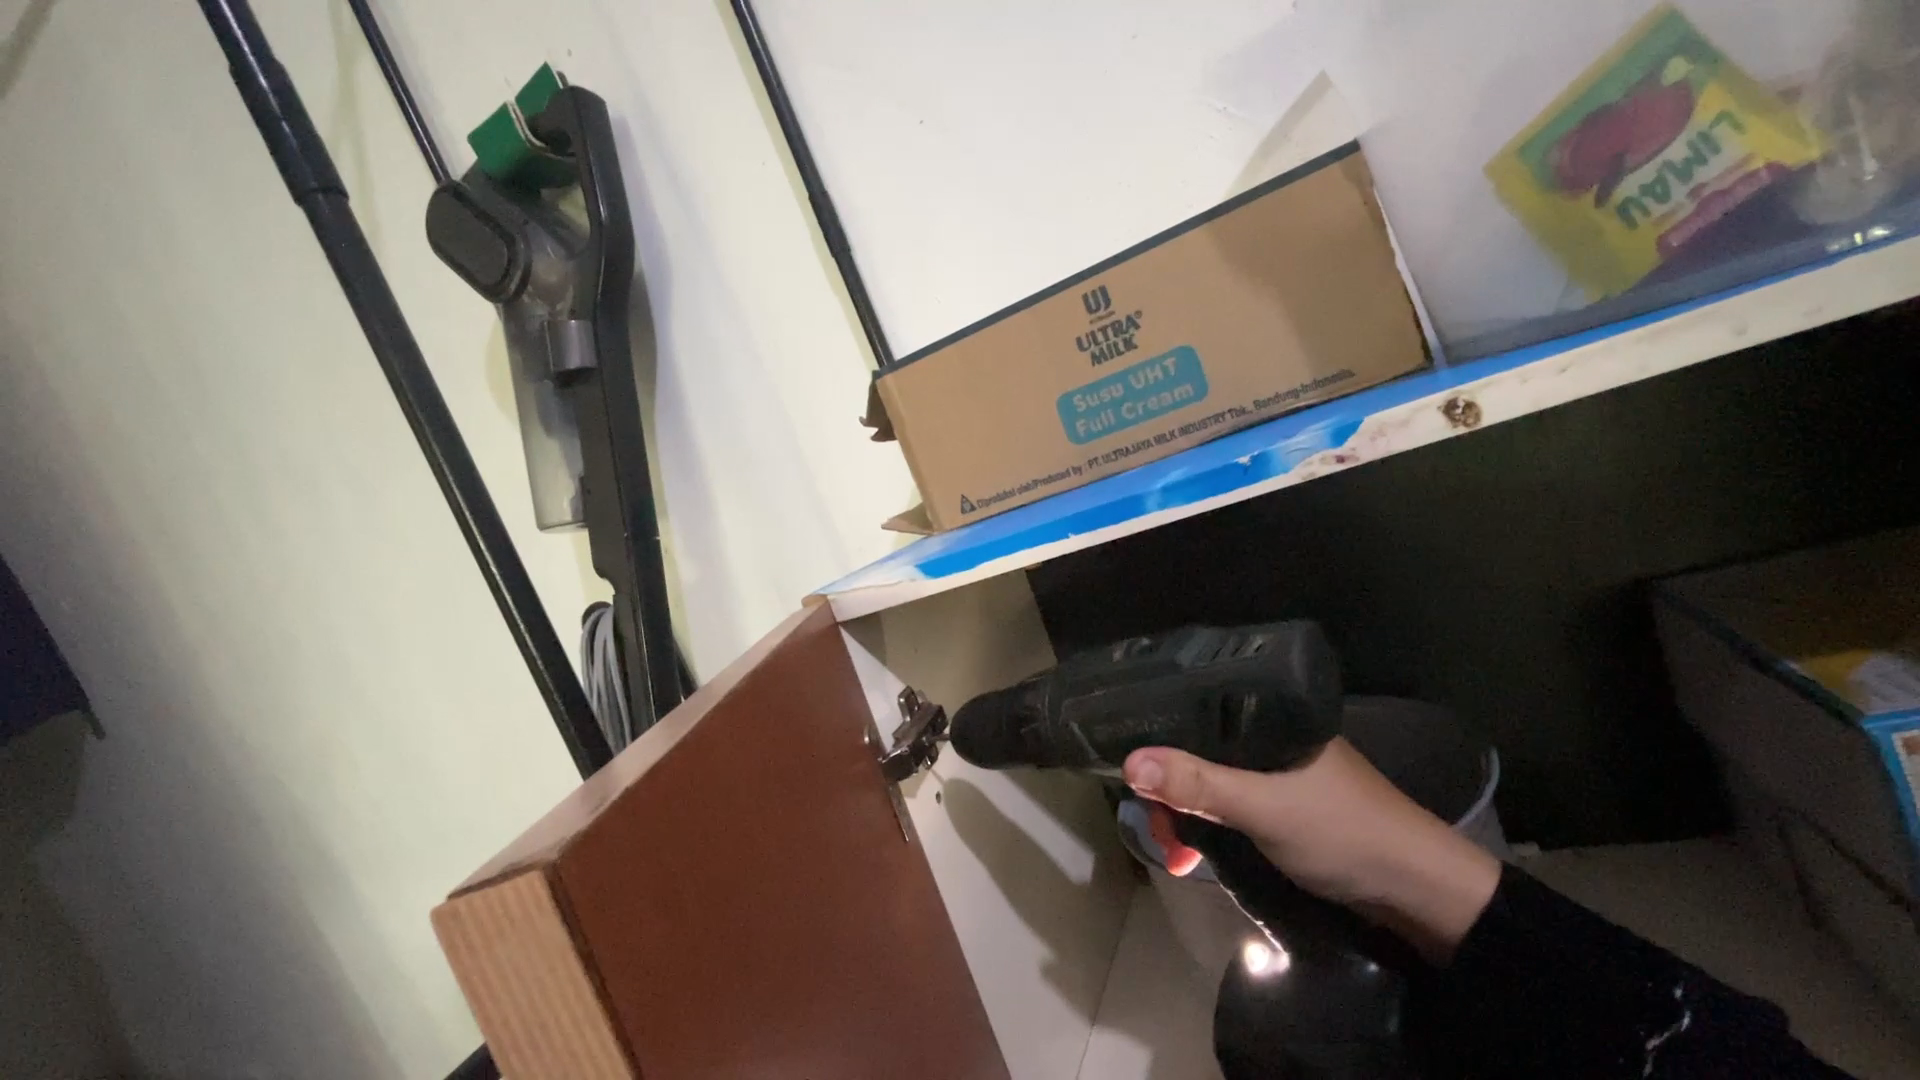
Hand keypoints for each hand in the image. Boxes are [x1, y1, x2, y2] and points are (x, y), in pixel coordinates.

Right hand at [1125, 737, 1501, 963]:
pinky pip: (1233, 805)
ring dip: (1188, 810)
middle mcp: (1275, 739)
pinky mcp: (1288, 809)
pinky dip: (1211, 824)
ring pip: (1215, 780)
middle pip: (1203, 749)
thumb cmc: (1343, 833)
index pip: (1201, 709)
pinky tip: (1196, 847)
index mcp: (1275, 718)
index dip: (1162, 734)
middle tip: (1158, 828)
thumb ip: (1200, 784)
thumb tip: (1130, 762)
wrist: (1421, 893)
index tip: (1132, 767)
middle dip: (1172, 787)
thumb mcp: (1265, 807)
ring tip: (1175, 849)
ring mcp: (1283, 776)